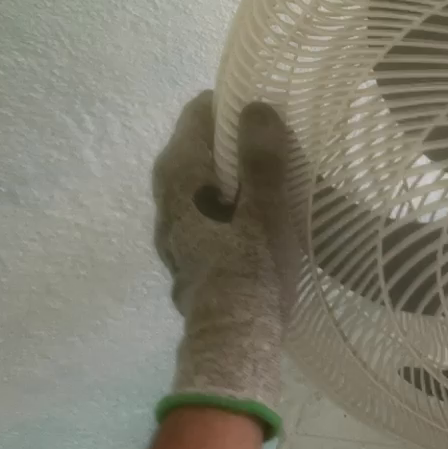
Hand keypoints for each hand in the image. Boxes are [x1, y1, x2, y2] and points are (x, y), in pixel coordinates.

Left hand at [152, 91, 296, 430]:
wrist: (235, 344)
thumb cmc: (252, 277)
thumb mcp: (267, 214)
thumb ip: (263, 160)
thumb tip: (257, 107)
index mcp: (180, 181)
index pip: (197, 116)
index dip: (232, 104)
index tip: (268, 106)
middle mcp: (167, 200)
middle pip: (198, 148)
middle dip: (235, 137)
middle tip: (280, 138)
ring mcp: (176, 229)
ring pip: (203, 180)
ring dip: (234, 170)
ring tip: (276, 173)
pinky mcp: (191, 253)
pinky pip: (210, 207)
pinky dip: (232, 198)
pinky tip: (262, 215)